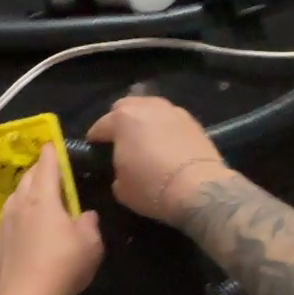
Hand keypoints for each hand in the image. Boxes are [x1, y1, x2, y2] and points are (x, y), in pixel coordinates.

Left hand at [0, 145, 103, 294]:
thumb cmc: (63, 265)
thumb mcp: (91, 244)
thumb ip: (89, 224)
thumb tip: (85, 215)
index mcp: (44, 198)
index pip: (47, 166)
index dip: (51, 154)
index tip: (51, 145)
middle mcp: (20, 205)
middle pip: (26, 179)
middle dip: (36, 172)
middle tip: (46, 172)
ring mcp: (3, 225)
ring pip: (13, 199)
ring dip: (24, 194)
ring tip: (33, 198)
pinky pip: (6, 223)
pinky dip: (15, 219)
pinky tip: (20, 230)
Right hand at [85, 96, 228, 224]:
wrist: (199, 188)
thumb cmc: (152, 187)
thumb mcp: (121, 188)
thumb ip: (116, 170)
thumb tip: (121, 169)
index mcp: (122, 119)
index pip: (99, 127)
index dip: (94, 141)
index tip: (94, 152)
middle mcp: (146, 107)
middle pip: (125, 107)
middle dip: (119, 121)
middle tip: (120, 142)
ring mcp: (171, 110)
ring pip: (150, 108)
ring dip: (143, 120)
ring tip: (144, 139)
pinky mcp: (192, 120)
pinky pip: (169, 118)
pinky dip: (164, 127)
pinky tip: (165, 142)